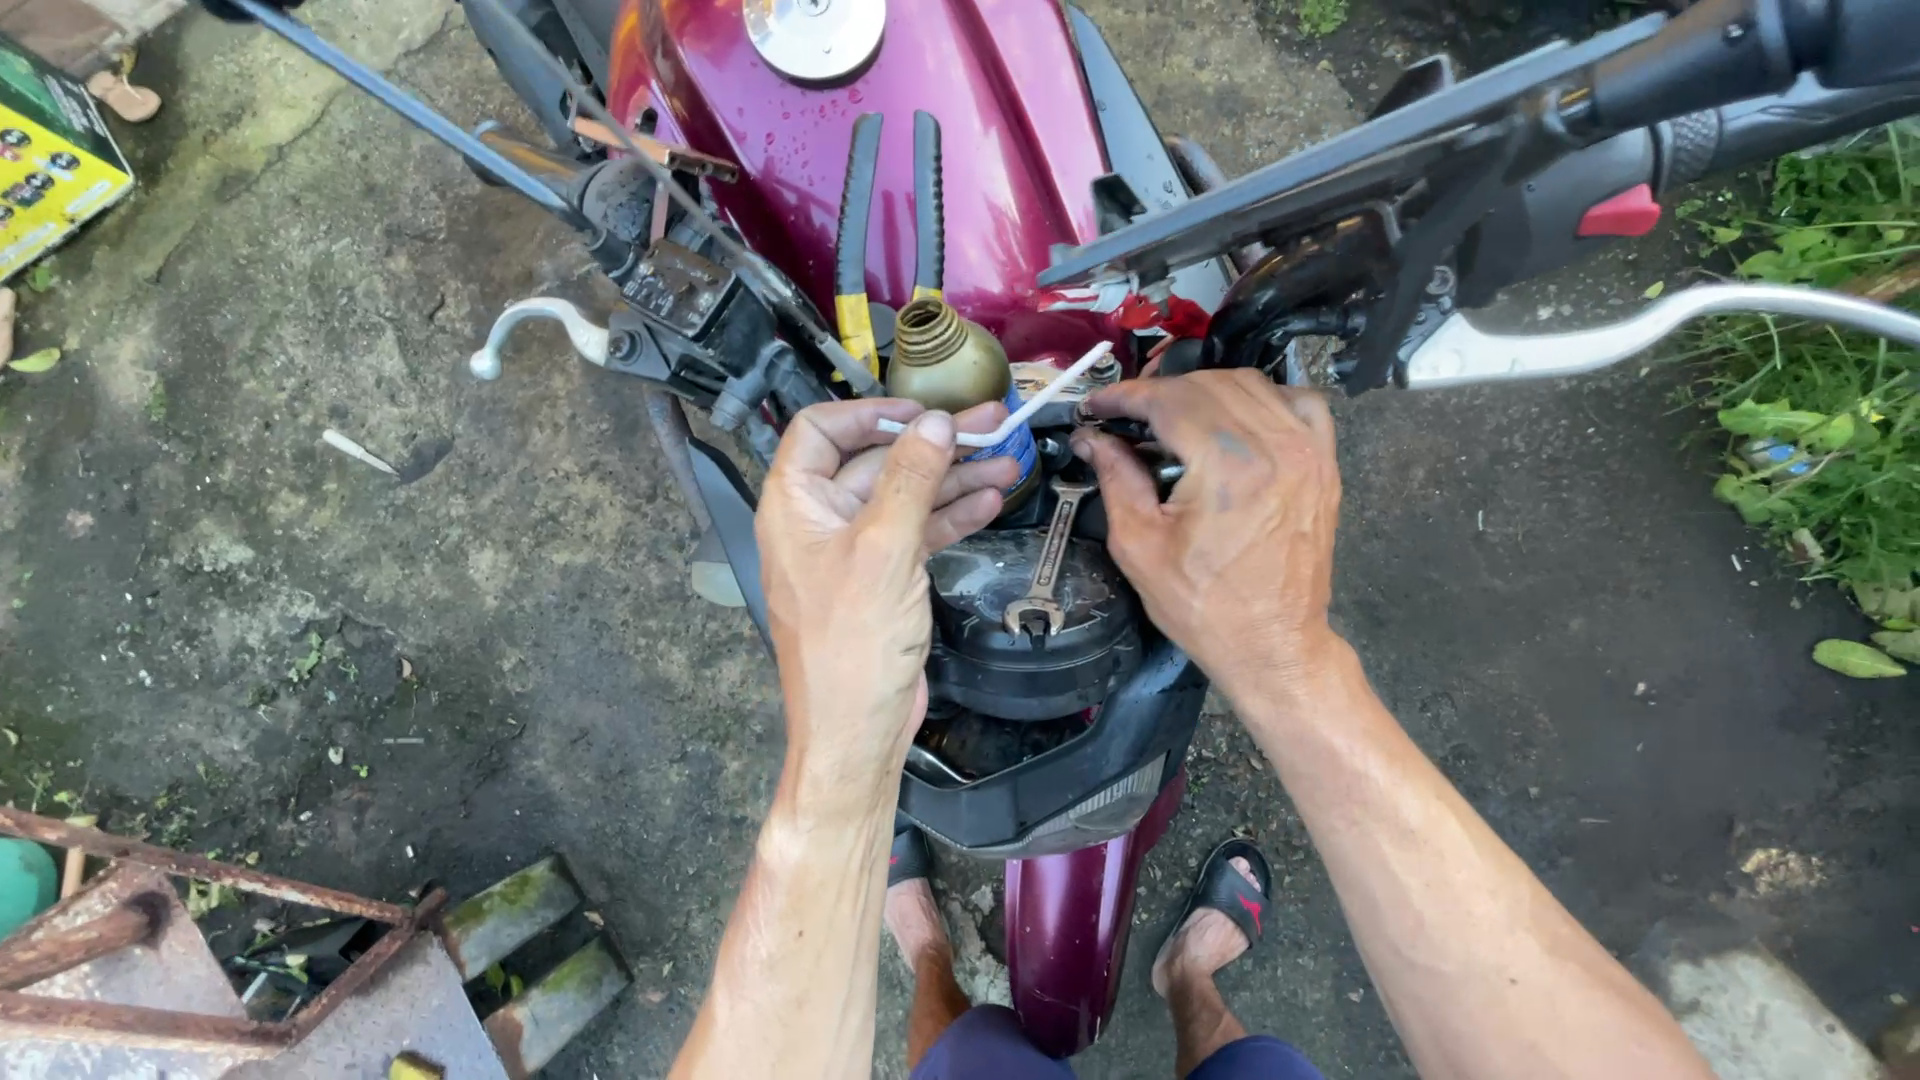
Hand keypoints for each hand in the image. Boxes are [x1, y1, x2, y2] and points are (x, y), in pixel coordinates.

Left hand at [757, 398, 1019, 795]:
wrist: (857, 731)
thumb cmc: (853, 643)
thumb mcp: (884, 550)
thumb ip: (910, 480)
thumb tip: (935, 423)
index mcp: (796, 505)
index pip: (820, 430)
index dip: (870, 414)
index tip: (923, 412)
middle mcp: (820, 522)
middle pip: (878, 462)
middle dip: (934, 445)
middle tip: (992, 425)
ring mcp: (855, 552)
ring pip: (906, 498)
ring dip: (954, 480)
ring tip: (1009, 461)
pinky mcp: (884, 579)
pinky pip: (918, 534)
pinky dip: (951, 517)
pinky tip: (990, 501)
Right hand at [1070, 370, 1340, 700]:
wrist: (1273, 646)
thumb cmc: (1201, 606)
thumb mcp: (1139, 546)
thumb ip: (1115, 479)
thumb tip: (1092, 438)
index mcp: (1227, 468)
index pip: (1169, 401)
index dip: (1125, 395)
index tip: (1098, 404)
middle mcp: (1275, 447)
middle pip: (1207, 385)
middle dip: (1158, 391)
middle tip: (1125, 414)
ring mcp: (1308, 452)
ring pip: (1250, 384)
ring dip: (1203, 390)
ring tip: (1171, 414)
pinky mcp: (1324, 465)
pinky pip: (1297, 402)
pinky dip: (1261, 398)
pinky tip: (1234, 418)